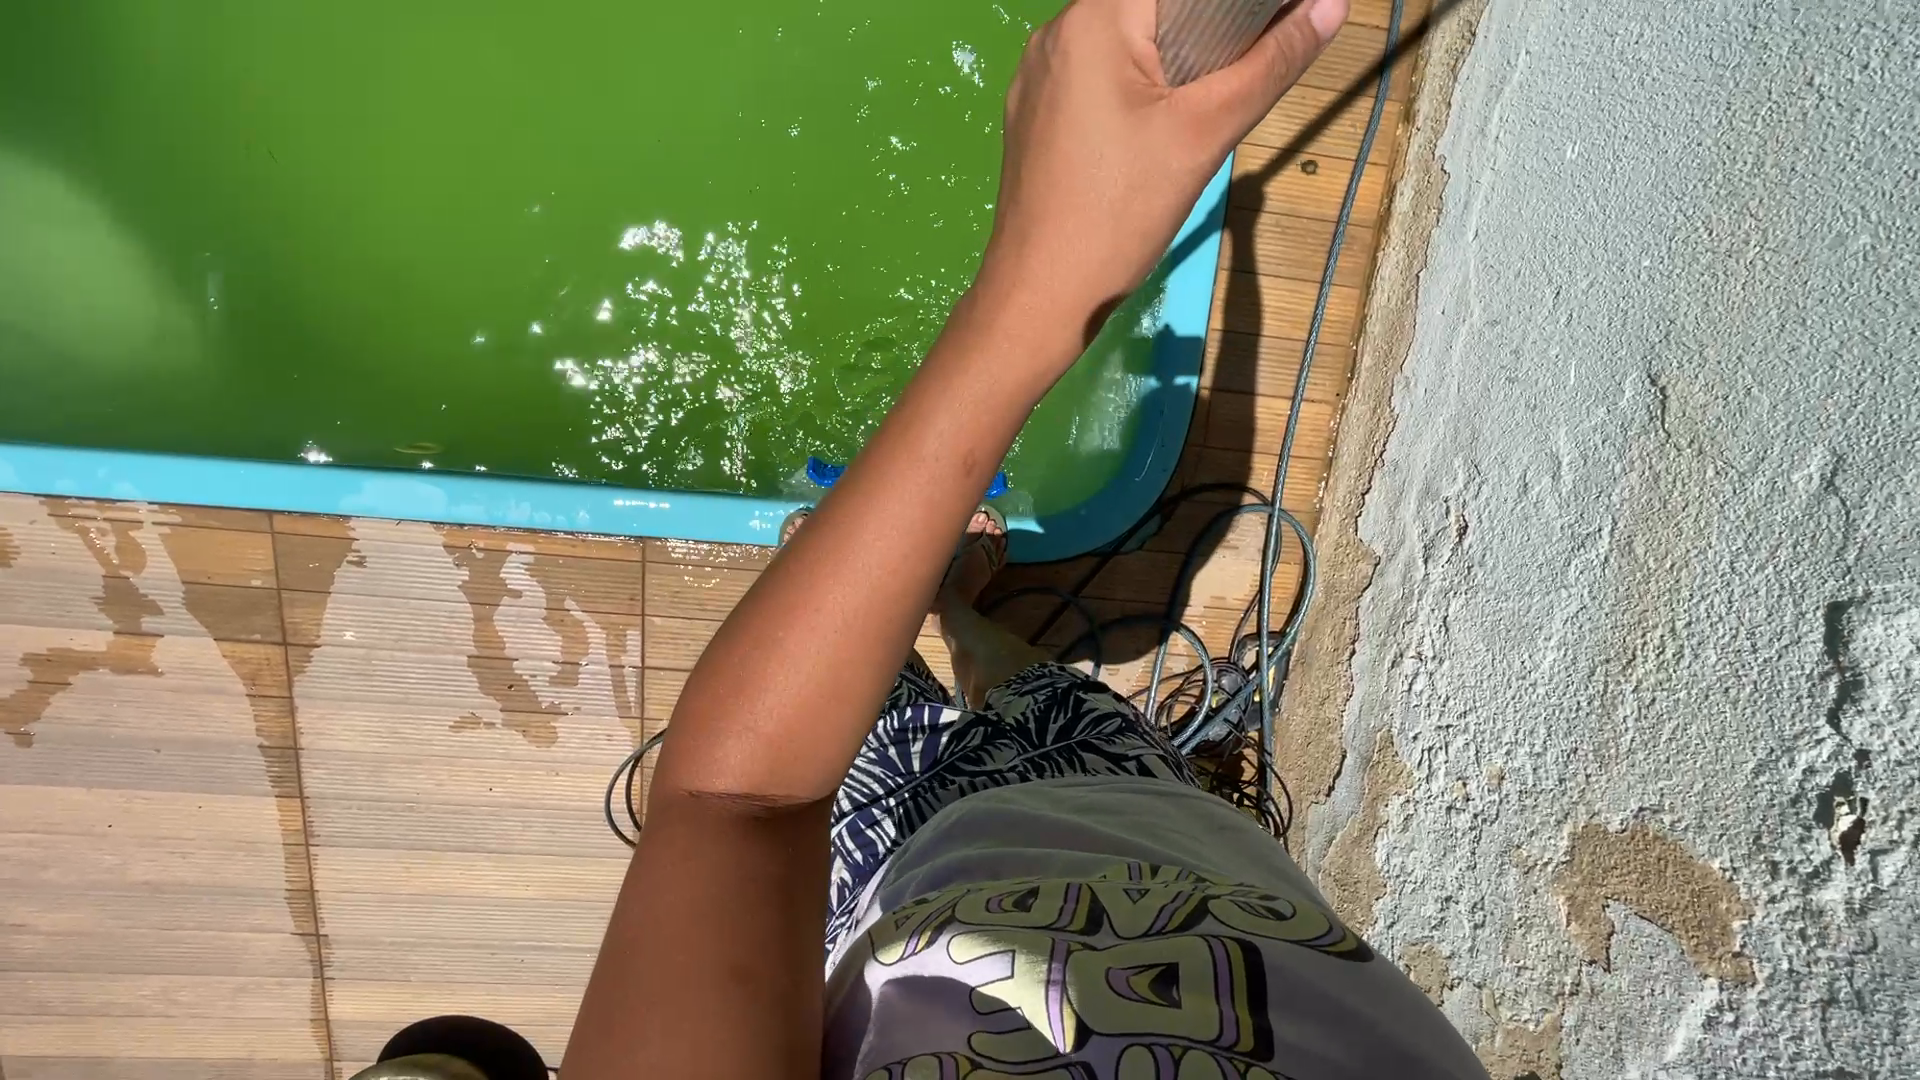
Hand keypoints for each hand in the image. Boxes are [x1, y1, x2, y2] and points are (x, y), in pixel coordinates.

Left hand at [976, 0, 1347, 339]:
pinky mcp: (1028, 123)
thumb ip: (1269, 66)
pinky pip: (1089, 85)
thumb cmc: (1118, 216)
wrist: (1038, 299)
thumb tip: (1330, 7)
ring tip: (1191, 116)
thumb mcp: (1202, 137)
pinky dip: (1127, 94)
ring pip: (1117, 48)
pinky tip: (1145, 139)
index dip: (1227, 8)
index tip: (1260, 33)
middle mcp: (1053, 35)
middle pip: (1147, 9)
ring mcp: (1033, 83)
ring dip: (1165, 65)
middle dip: (1200, 33)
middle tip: (1232, 78)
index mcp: (1094, 18)